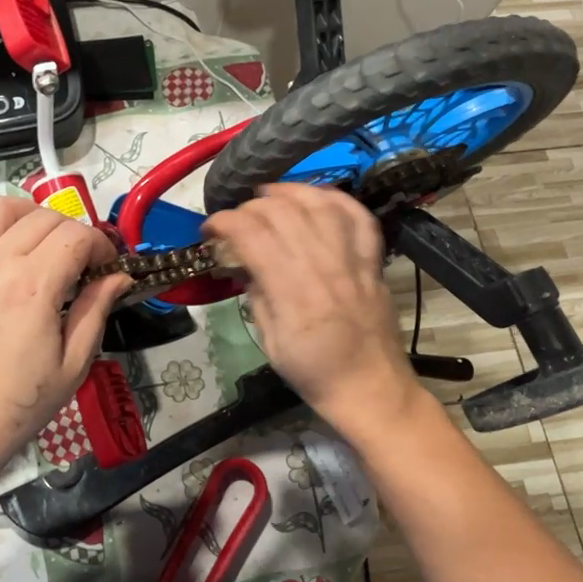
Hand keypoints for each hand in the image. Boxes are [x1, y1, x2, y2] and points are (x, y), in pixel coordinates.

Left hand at [0, 197, 132, 487]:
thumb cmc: (19, 405)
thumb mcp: (73, 365)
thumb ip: (95, 310)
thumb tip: (119, 276)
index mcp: (32, 286)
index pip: (76, 235)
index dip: (101, 245)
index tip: (108, 267)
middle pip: (42, 218)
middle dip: (72, 233)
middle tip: (80, 265)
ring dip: (25, 215)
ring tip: (39, 242)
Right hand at [202, 183, 422, 433]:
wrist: (371, 389)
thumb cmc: (314, 373)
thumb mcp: (270, 342)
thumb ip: (256, 295)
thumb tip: (242, 262)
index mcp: (293, 292)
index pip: (252, 236)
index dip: (224, 222)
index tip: (209, 228)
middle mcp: (323, 267)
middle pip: (282, 212)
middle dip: (250, 207)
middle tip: (237, 219)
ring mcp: (352, 261)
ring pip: (320, 205)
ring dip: (290, 192)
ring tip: (269, 196)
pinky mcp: (373, 262)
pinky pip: (359, 217)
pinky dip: (336, 199)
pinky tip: (316, 197)